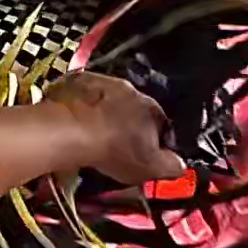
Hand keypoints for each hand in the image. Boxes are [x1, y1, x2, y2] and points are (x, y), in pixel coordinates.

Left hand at [43, 73, 186, 182]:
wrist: (68, 128)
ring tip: (92, 130)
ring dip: (102, 110)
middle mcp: (126, 86)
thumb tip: (179, 163)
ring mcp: (97, 79)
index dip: (154, 139)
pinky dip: (80, 103)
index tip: (143, 153)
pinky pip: (81, 92)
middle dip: (126, 121)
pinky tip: (74, 119)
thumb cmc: (113, 149)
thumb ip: (171, 166)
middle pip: (131, 106)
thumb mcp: (150, 168)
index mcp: (149, 105)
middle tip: (115, 141)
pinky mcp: (71, 79)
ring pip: (105, 97)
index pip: (160, 122)